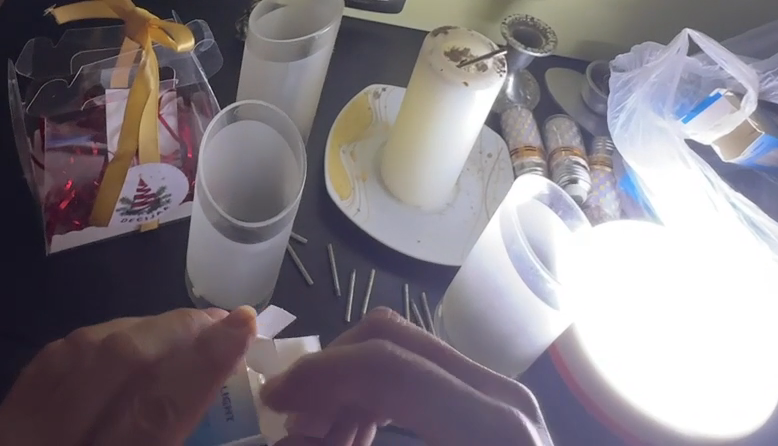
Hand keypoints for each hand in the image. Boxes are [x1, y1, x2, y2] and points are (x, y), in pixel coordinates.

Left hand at [0, 306, 257, 445]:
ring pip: (82, 351)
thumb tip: (206, 404)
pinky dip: (98, 342)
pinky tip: (126, 340)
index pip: (154, 416)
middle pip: (115, 366)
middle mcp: (49, 445)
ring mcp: (12, 431)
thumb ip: (169, 439)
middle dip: (175, 331)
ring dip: (141, 329)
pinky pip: (53, 360)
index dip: (202, 365)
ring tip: (185, 325)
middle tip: (223, 319)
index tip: (243, 323)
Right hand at [262, 309, 550, 445]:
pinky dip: (377, 397)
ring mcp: (503, 395)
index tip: (274, 402)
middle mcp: (502, 395)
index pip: (386, 365)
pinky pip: (420, 374)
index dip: (320, 376)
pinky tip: (354, 437)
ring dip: (348, 387)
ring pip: (401, 351)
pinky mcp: (495, 405)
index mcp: (490, 426)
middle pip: (390, 341)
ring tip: (320, 437)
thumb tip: (290, 435)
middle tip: (293, 421)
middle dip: (329, 375)